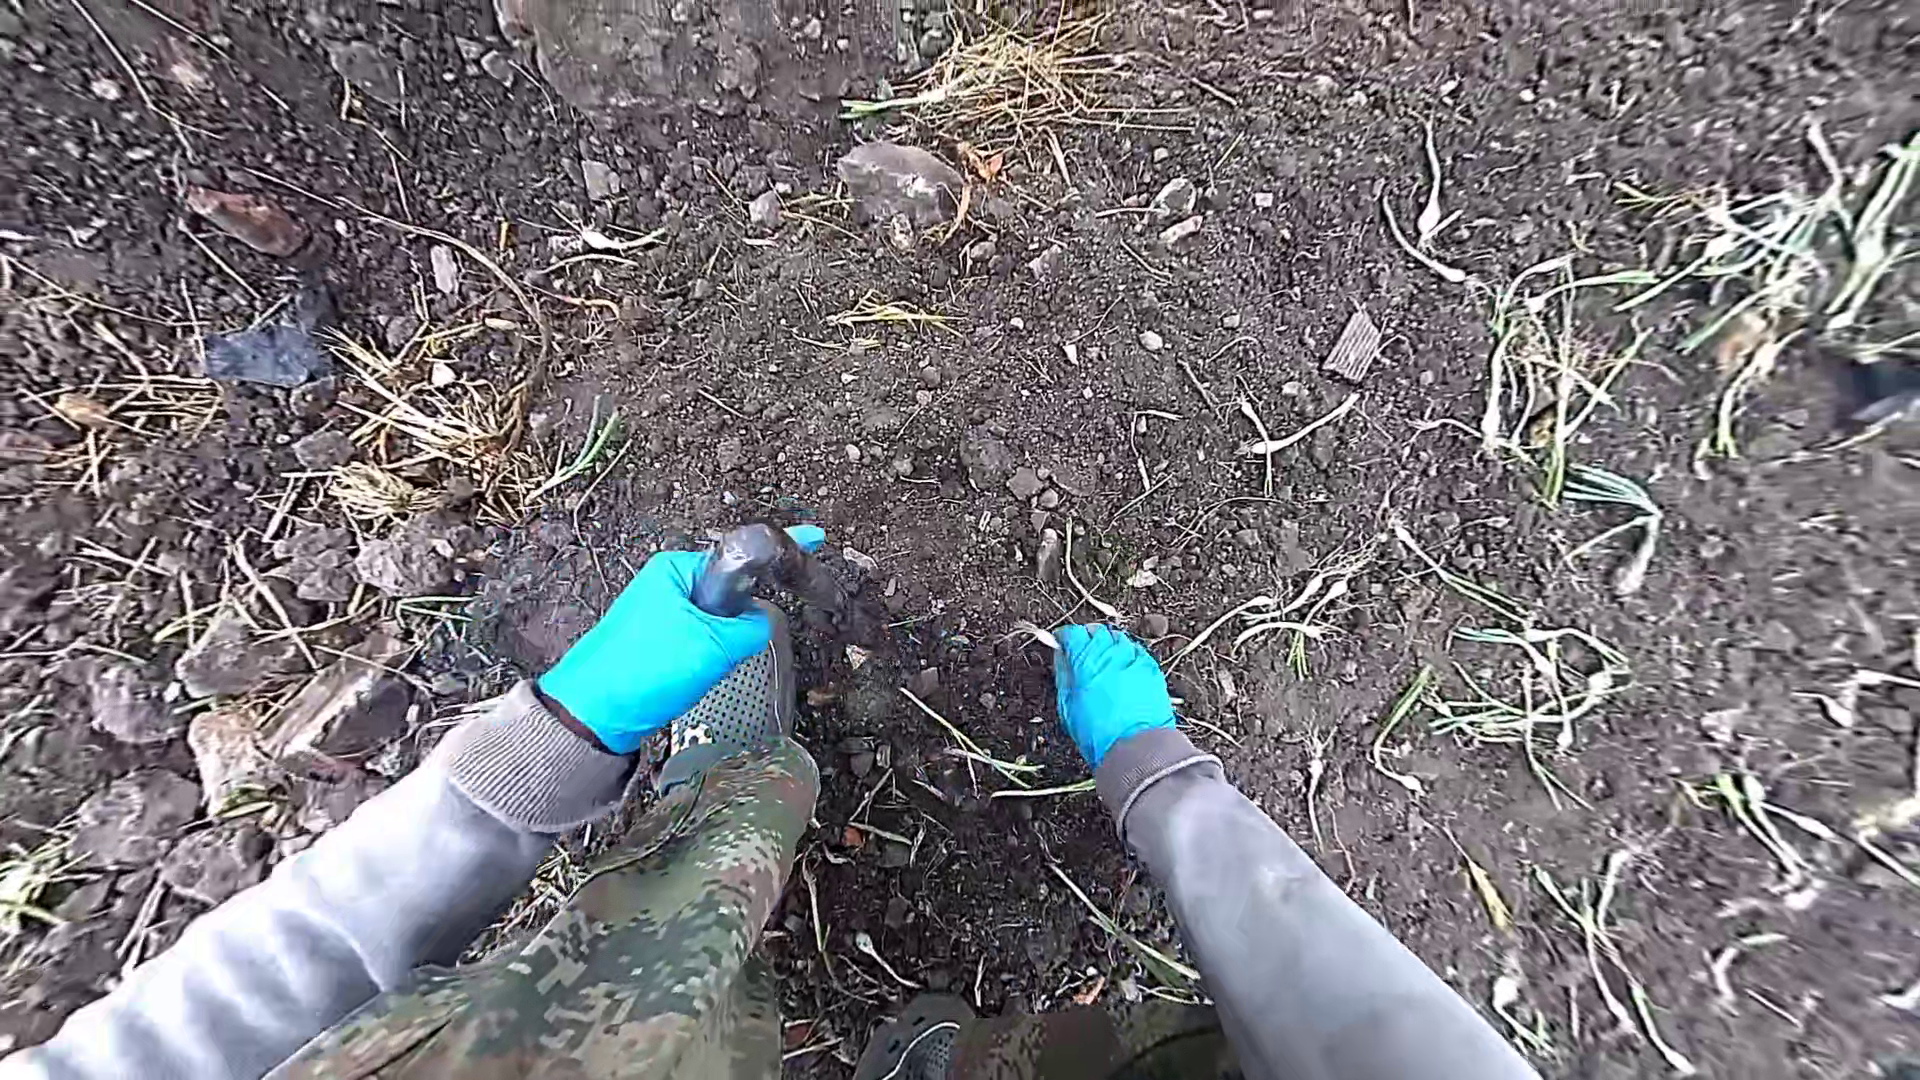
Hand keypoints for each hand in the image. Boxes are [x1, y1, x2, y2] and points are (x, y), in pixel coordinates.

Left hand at [538, 525, 825, 753]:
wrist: (595, 716)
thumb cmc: (646, 670)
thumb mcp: (715, 644)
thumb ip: (753, 626)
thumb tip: (763, 621)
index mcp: (678, 568)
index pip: (740, 553)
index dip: (780, 549)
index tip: (814, 538)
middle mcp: (672, 581)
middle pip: (734, 589)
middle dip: (743, 617)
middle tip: (738, 644)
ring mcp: (667, 609)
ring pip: (722, 617)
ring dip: (727, 640)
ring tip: (709, 665)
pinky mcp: (666, 636)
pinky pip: (707, 635)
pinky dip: (714, 651)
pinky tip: (704, 671)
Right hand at [1053, 624, 1175, 768]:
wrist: (1137, 749)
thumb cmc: (1100, 734)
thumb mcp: (1068, 705)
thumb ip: (1063, 674)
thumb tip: (1060, 655)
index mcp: (1086, 659)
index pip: (1072, 633)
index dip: (1065, 638)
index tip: (1063, 644)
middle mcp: (1111, 653)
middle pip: (1096, 631)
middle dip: (1087, 639)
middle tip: (1082, 654)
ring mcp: (1133, 658)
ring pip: (1117, 638)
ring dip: (1108, 646)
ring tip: (1104, 664)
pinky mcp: (1150, 668)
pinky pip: (1135, 651)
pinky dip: (1127, 656)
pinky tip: (1122, 672)